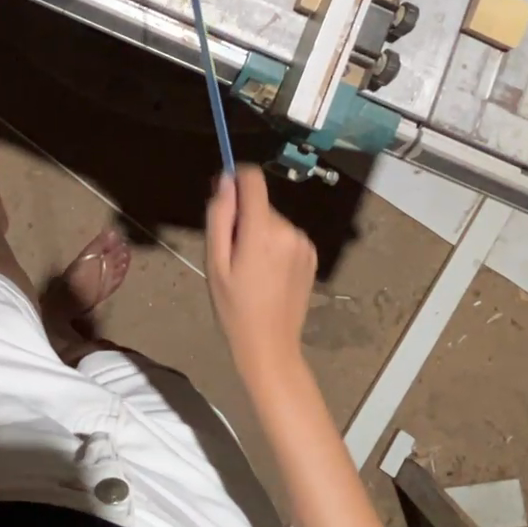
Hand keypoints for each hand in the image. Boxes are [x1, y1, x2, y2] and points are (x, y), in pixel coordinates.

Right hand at [205, 165, 317, 382]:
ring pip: (272, 220)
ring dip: (260, 232)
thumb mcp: (215, 263)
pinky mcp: (312, 254)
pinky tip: (268, 272)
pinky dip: (274, 244)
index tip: (225, 199)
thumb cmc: (234, 307)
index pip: (253, 180)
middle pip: (260, 203)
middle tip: (233, 253)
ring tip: (250, 267)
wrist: (270, 346)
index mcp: (262, 231)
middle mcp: (289, 230)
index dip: (237, 180)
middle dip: (244, 218)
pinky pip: (286, 235)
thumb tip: (225, 181)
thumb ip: (219, 217)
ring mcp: (304, 243)